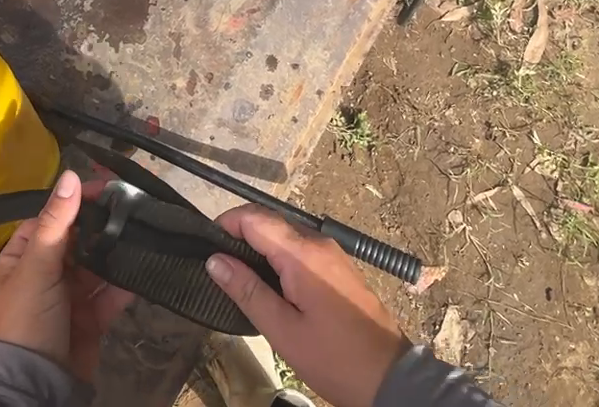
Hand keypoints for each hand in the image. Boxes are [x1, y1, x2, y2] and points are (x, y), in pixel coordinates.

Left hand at [0, 170, 135, 382]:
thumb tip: (70, 175)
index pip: (54, 217)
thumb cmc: (28, 319)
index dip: (77, 200)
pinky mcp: (90, 317)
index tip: (108, 184)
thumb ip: (56, 221)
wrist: (37, 387)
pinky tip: (143, 270)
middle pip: (79, 239)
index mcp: (25, 255)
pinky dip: (124, 284)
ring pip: (97, 264)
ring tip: (144, 232)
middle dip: (102, 225)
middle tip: (134, 205)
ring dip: (116, 252)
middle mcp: (47, 271)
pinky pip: (110, 293)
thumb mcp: (37, 266)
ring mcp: (69, 294)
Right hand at [205, 206, 409, 406]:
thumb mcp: (283, 331)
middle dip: (239, 233)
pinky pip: (299, 247)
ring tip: (238, 275)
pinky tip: (269, 282)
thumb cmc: (334, 358)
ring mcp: (331, 253)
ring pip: (284, 233)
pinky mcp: (338, 266)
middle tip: (218, 263)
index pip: (254, 217)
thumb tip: (214, 260)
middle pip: (269, 220)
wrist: (391, 380)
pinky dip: (278, 255)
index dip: (226, 224)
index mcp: (302, 253)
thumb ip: (247, 291)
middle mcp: (317, 243)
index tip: (206, 245)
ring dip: (258, 245)